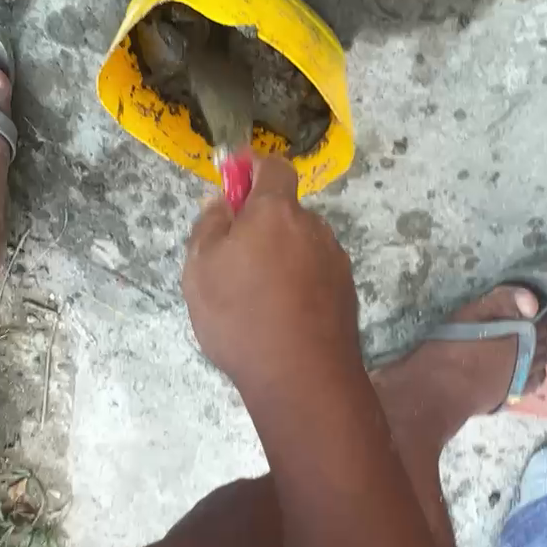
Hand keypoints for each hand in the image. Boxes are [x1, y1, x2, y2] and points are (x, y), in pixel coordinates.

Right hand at [181, 155, 363, 400]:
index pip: (273, 166)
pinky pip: (314, 273)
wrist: (303, 380)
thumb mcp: (200, 269)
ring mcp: (334, 260)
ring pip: (300, 243)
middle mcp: (312, 226)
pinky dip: (298, 282)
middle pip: (284, 210)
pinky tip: (281, 316)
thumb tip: (221, 202)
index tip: (234, 181)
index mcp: (276, 211)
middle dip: (261, 223)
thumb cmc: (241, 316)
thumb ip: (209, 225)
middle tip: (233, 257)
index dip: (253, 167)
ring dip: (280, 255)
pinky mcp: (346, 293)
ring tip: (256, 297)